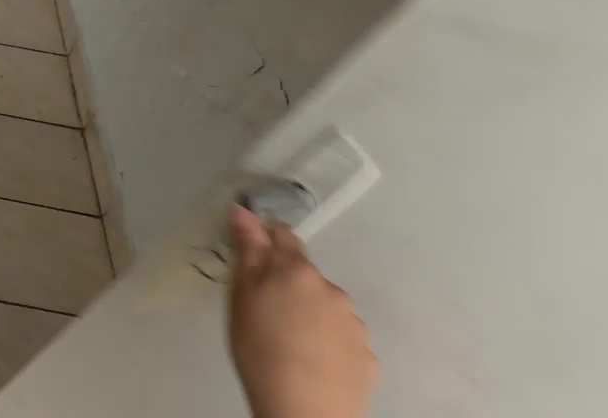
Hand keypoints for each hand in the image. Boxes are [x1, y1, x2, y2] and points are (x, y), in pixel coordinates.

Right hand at [227, 205, 376, 417]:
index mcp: (297, 270)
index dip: (265, 239)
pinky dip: (327, 342)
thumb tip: (244, 210)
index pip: (282, 236)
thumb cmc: (259, 347)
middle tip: (264, 308)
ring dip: (309, 312)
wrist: (304, 411)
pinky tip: (311, 360)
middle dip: (287, 282)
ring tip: (289, 340)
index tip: (251, 254)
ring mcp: (354, 326)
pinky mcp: (367, 358)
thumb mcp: (240, 294)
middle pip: (304, 274)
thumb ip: (246, 249)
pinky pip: (342, 339)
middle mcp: (332, 290)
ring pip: (325, 307)